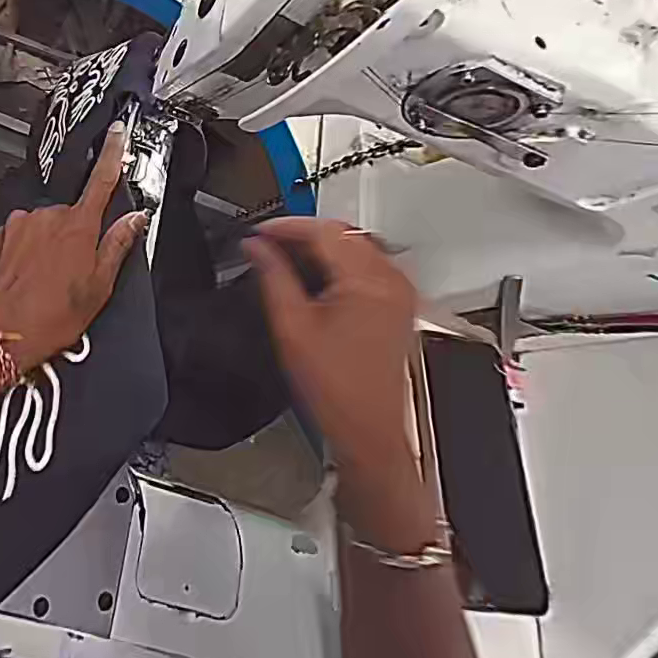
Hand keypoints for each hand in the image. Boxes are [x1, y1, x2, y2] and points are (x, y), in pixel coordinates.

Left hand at [0, 123, 148, 371]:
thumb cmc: (52, 315)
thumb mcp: (99, 286)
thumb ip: (117, 244)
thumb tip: (133, 219)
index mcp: (78, 226)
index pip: (102, 179)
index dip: (113, 153)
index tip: (118, 132)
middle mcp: (48, 216)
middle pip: (73, 212)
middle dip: (78, 233)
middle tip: (76, 269)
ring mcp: (21, 222)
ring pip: (48, 224)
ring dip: (52, 242)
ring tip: (50, 278)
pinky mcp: (1, 233)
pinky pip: (25, 233)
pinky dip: (31, 248)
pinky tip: (31, 275)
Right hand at [245, 218, 418, 474]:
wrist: (369, 430)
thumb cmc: (338, 392)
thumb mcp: (292, 327)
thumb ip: (272, 277)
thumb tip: (257, 247)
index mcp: (368, 281)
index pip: (323, 231)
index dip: (285, 226)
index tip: (260, 232)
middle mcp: (392, 280)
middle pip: (343, 233)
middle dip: (303, 233)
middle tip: (269, 243)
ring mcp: (400, 292)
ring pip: (356, 246)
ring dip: (321, 246)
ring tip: (287, 258)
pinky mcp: (399, 304)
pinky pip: (368, 265)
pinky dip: (340, 263)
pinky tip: (315, 276)